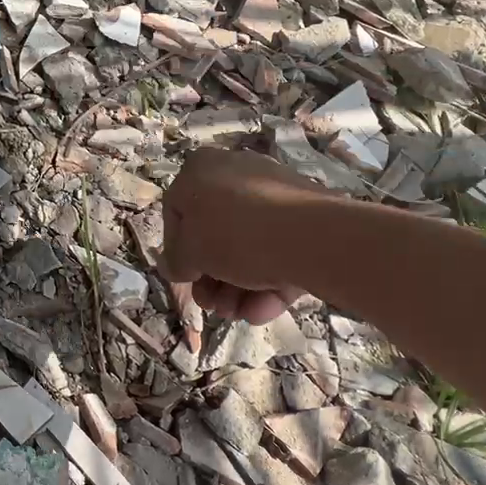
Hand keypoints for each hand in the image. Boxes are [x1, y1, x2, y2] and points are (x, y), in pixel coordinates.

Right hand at [160, 148, 321, 324]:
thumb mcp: (190, 251)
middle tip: (212, 306)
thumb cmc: (234, 233)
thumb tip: (172, 267)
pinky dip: (267, 281)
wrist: (313, 237)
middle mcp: (235, 174)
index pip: (177, 211)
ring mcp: (274, 195)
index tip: (186, 279)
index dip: (178, 250)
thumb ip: (176, 260)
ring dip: (236, 286)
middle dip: (211, 276)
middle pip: (215, 232)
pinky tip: (261, 311)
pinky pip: (278, 249)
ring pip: (248, 245)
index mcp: (200, 169)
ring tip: (237, 316)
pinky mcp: (307, 219)